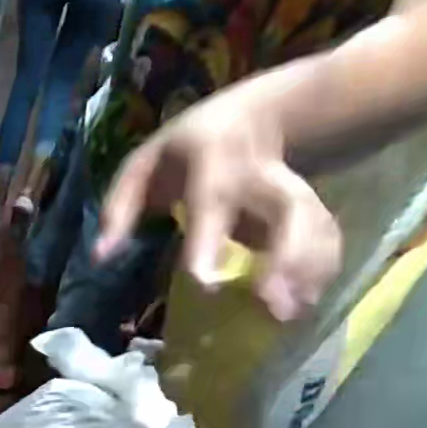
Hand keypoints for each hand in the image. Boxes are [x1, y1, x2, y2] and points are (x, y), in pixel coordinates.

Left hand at [94, 88, 341, 322]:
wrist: (262, 112)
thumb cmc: (187, 149)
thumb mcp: (144, 164)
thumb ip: (120, 208)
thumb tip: (100, 258)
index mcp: (214, 163)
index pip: (213, 202)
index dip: (210, 243)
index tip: (206, 284)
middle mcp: (260, 177)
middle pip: (287, 209)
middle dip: (287, 256)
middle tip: (276, 305)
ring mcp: (293, 189)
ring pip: (314, 224)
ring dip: (309, 270)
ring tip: (294, 315)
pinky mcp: (310, 207)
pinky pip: (326, 237)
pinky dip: (322, 270)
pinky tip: (306, 305)